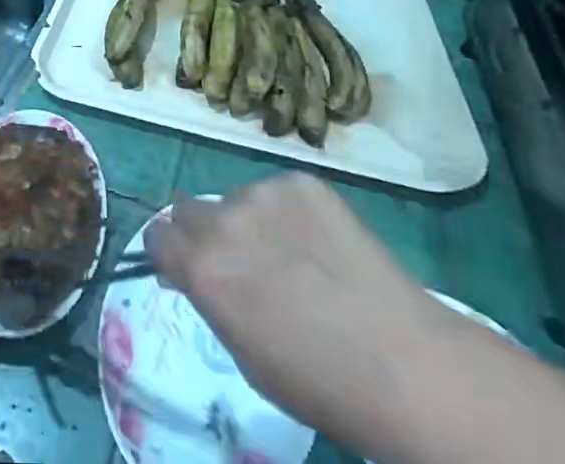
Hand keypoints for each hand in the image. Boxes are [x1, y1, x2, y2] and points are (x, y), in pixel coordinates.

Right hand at [144, 174, 444, 441]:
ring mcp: (263, 195)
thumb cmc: (317, 381)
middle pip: (188, 209)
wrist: (407, 366)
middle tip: (241, 260)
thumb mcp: (240, 351)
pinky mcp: (303, 184)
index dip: (170, 252)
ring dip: (250, 221)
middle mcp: (221, 222)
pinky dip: (288, 210)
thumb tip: (191, 273)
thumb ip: (207, 298)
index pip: (157, 235)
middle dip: (204, 233)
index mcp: (199, 267)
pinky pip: (278, 190)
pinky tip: (320, 241)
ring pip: (237, 200)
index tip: (187, 265)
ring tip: (294, 254)